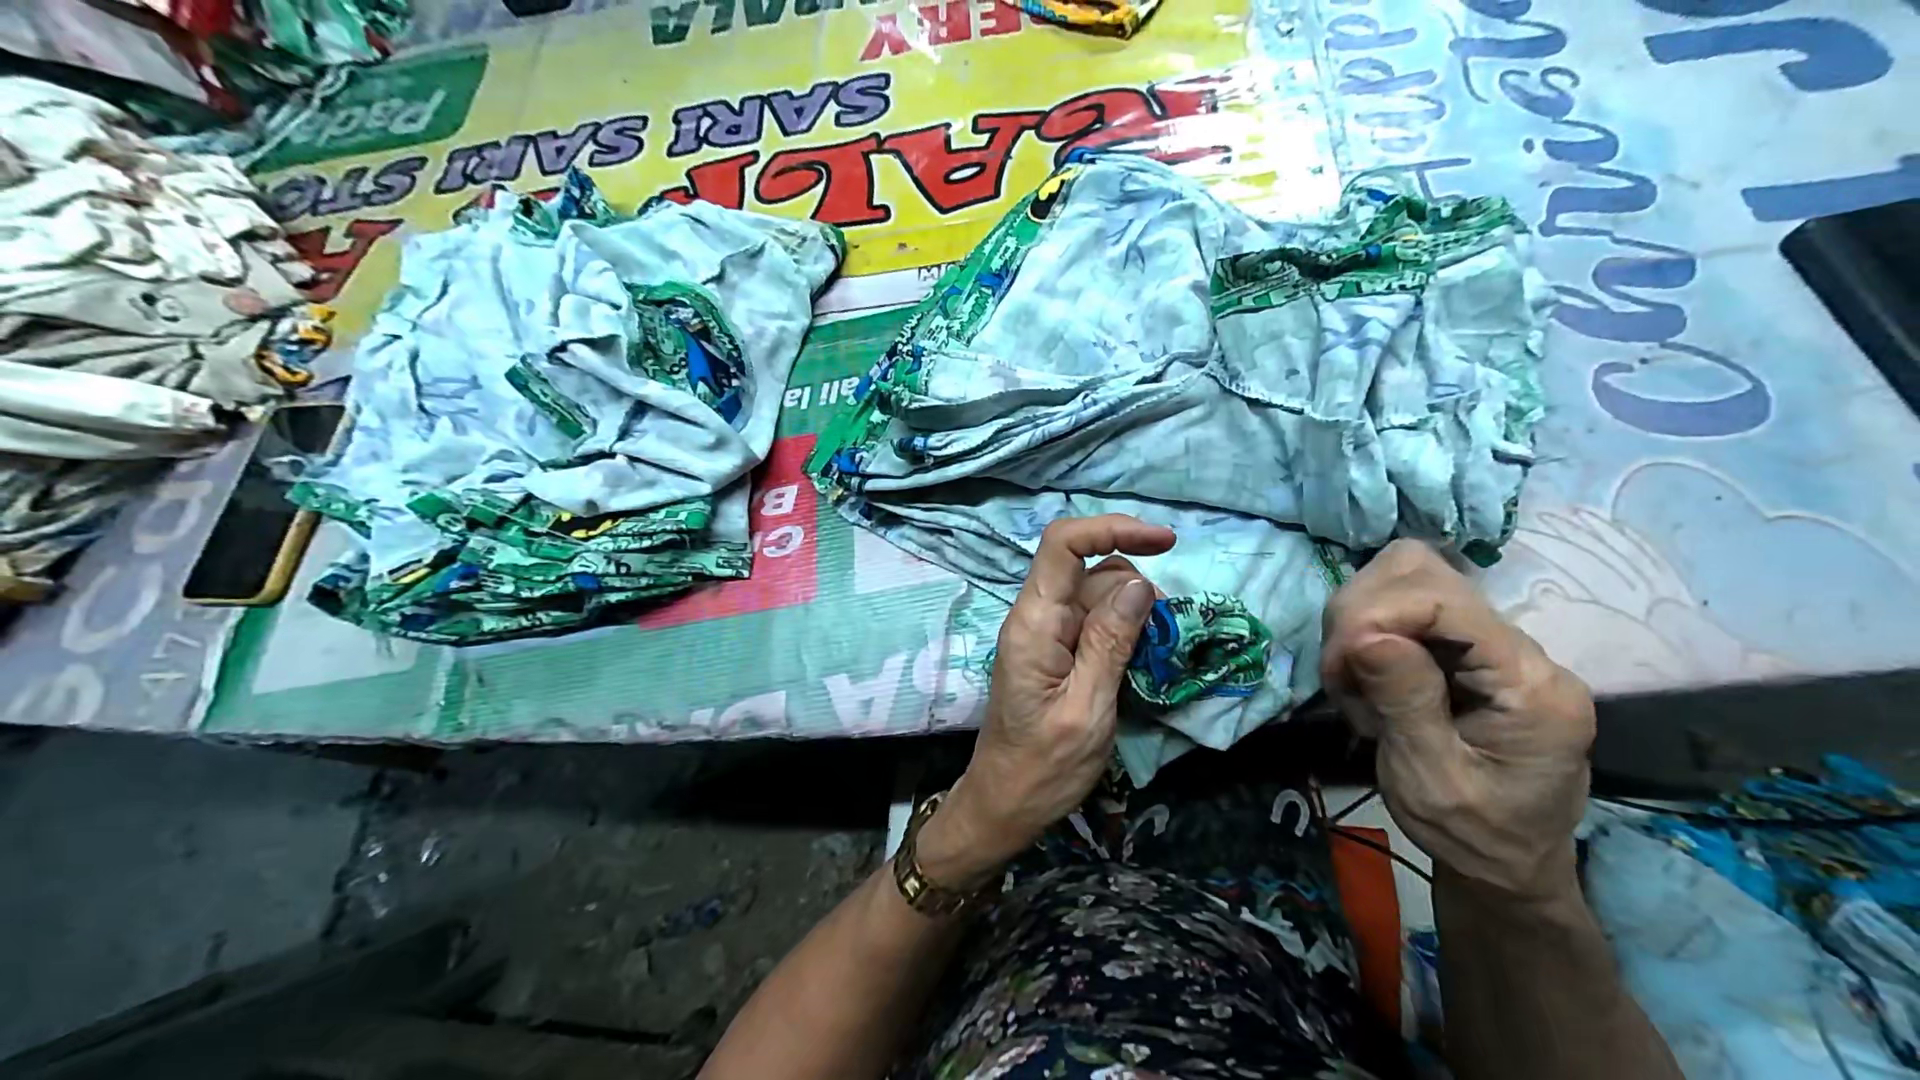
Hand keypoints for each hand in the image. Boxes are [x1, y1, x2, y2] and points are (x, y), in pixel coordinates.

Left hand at [919, 515, 1174, 889]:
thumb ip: (1110, 642)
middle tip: (1165, 640)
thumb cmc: (1044, 768)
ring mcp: (1045, 633)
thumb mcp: (1088, 709)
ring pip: (1099, 594)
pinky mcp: (1056, 650)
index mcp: (1034, 624)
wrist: (1006, 803)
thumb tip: (1139, 582)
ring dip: (1135, 614)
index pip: (1063, 544)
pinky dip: (1124, 632)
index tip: (1166, 542)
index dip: (1113, 529)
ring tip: (1152, 660)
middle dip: (1136, 590)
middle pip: (1091, 570)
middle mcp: (1036, 617)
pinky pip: (1095, 622)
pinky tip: (1138, 664)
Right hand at [1320, 540, 1595, 900]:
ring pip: (1404, 580)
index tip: (1340, 666)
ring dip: (1357, 621)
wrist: (1505, 864)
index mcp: (1529, 683)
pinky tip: (1364, 679)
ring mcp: (1491, 644)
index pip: (1445, 599)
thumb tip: (1367, 632)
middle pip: (1420, 571)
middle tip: (1343, 676)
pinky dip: (1363, 632)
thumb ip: (1406, 701)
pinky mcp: (1464, 649)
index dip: (1376, 613)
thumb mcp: (1431, 778)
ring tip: (1354, 683)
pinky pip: (1399, 607)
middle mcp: (1519, 649)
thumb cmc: (1473, 833)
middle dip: (1360, 613)